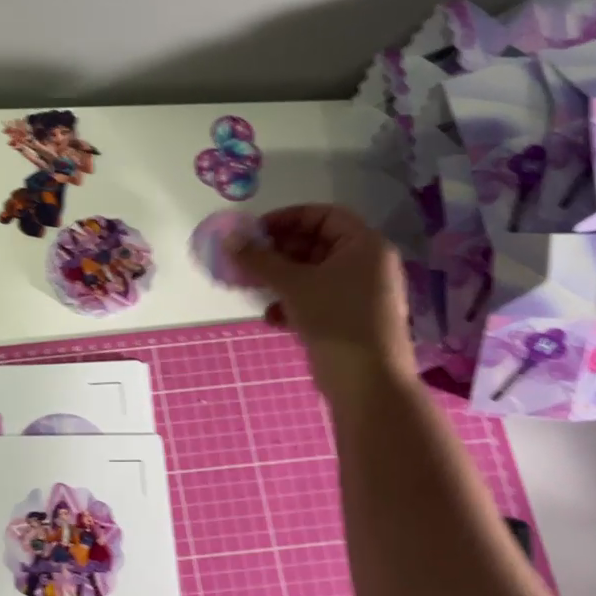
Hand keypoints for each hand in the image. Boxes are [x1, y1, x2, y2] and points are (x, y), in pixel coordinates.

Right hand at [229, 203, 415, 392]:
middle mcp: (367, 264)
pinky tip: (273, 317)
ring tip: (253, 287)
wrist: (367, 381)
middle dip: (278, 252)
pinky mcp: (351, 319)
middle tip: (248, 260)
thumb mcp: (292, 283)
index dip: (288, 218)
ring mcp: (361, 294)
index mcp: (364, 245)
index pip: (324, 215)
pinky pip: (318, 299)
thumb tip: (229, 239)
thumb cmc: (335, 318)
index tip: (256, 231)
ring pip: (314, 274)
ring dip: (281, 279)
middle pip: (317, 244)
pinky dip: (294, 302)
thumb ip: (258, 258)